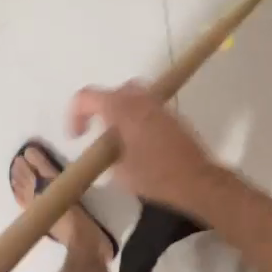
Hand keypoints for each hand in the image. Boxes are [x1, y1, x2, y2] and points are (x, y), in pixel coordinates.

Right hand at [69, 82, 224, 208]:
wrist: (196, 180)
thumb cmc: (155, 176)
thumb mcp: (120, 172)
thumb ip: (107, 154)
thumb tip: (107, 152)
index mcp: (121, 108)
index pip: (86, 97)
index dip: (74, 114)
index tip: (76, 136)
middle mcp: (140, 99)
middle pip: (112, 92)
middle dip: (100, 109)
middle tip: (98, 131)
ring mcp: (159, 105)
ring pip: (132, 97)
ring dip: (120, 112)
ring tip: (118, 137)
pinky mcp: (173, 116)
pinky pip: (148, 108)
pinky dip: (138, 118)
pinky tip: (138, 142)